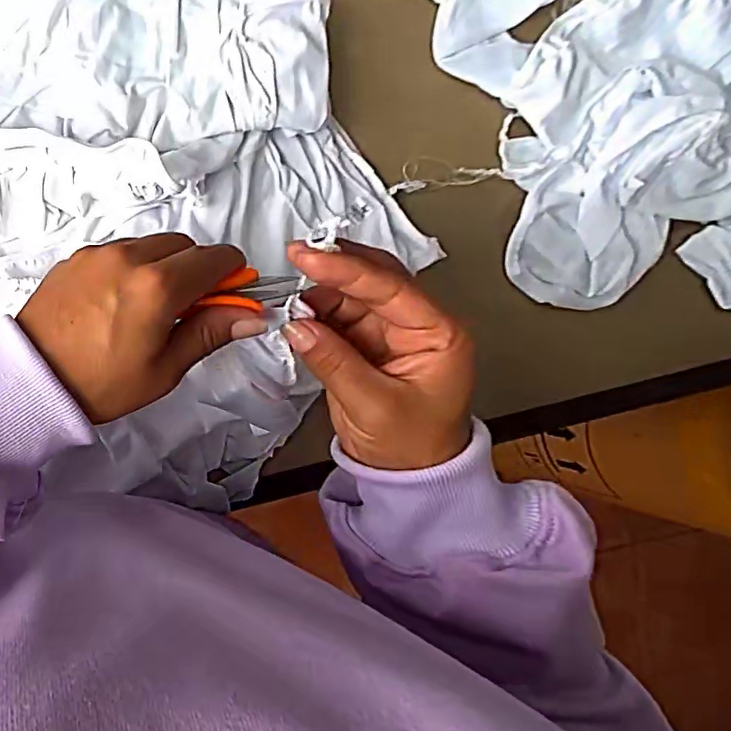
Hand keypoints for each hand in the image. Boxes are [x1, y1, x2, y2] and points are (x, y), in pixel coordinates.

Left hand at [17, 234, 269, 422]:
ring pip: (153, 244)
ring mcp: (99, 254)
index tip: (231, 294)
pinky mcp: (78, 258)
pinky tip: (123, 301)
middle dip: (198, 270)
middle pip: (187, 245)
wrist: (29, 382)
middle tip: (192, 308)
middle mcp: (128, 258)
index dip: (232, 275)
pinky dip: (133, 267)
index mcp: (157, 286)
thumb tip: (249, 316)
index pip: (217, 258)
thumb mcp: (164, 368)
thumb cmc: (94, 383)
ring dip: (166, 266)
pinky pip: (121, 250)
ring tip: (153, 308)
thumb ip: (210, 332)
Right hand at [284, 241, 475, 470]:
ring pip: (353, 293)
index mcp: (439, 334)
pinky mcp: (368, 342)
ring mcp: (391, 331)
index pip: (391, 287)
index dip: (347, 269)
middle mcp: (418, 324)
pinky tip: (299, 312)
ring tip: (292, 298)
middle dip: (335, 266)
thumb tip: (299, 326)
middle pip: (375, 278)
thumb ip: (334, 362)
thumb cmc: (413, 447)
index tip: (311, 257)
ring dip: (321, 290)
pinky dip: (317, 311)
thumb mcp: (373, 407)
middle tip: (298, 254)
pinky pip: (340, 315)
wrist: (412, 476)